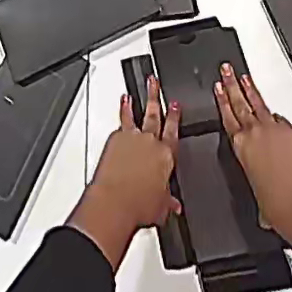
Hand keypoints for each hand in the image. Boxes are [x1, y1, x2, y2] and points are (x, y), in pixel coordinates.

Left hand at [68, 77, 181, 268]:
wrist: (116, 201)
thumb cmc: (139, 206)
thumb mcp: (161, 208)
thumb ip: (168, 201)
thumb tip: (173, 206)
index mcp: (166, 157)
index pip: (174, 132)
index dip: (175, 118)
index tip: (176, 105)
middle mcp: (150, 142)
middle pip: (156, 115)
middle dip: (156, 97)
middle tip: (156, 83)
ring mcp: (132, 137)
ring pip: (137, 113)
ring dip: (138, 99)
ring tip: (136, 87)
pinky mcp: (116, 138)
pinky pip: (121, 120)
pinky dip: (122, 111)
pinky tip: (122, 105)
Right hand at [214, 63, 291, 234]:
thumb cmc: (276, 206)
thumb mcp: (253, 185)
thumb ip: (253, 170)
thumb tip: (260, 176)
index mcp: (239, 145)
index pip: (227, 115)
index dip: (221, 100)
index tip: (218, 88)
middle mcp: (253, 133)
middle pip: (239, 102)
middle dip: (231, 84)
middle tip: (226, 70)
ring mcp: (273, 129)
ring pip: (257, 102)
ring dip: (249, 88)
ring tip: (243, 76)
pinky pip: (280, 118)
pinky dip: (275, 113)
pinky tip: (272, 110)